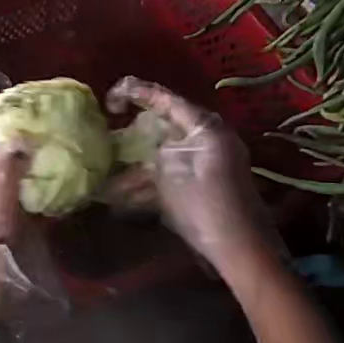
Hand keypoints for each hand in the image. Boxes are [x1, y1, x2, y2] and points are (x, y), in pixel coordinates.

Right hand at [106, 77, 280, 273]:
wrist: (238, 249)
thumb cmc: (204, 204)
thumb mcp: (171, 169)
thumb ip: (157, 148)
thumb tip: (151, 148)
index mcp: (204, 127)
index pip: (164, 98)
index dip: (134, 93)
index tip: (108, 103)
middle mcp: (206, 139)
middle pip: (161, 126)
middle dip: (131, 133)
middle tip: (105, 137)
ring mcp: (203, 164)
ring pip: (160, 154)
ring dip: (133, 164)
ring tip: (105, 172)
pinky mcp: (199, 187)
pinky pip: (166, 176)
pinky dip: (144, 184)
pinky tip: (118, 198)